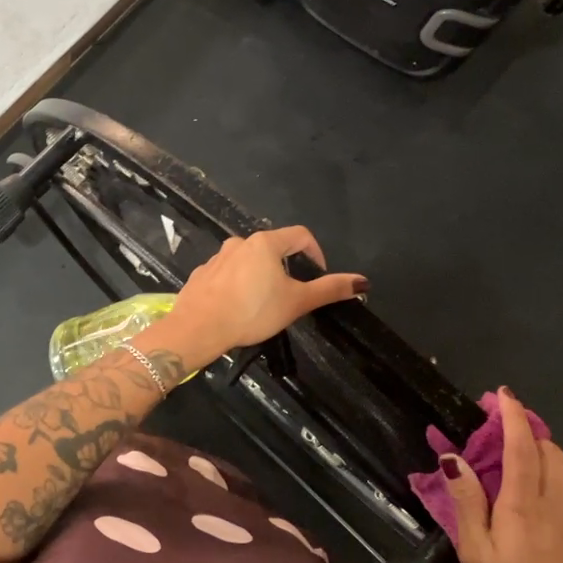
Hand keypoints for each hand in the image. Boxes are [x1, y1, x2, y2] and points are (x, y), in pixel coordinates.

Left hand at [156, 226, 365, 372]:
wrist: (199, 327)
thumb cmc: (252, 311)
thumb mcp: (296, 302)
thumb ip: (329, 289)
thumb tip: (363, 281)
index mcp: (264, 243)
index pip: (300, 235)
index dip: (316, 253)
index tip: (318, 278)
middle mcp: (239, 242)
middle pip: (273, 247)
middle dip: (287, 268)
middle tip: (293, 295)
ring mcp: (217, 257)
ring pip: (248, 261)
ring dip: (262, 276)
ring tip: (265, 304)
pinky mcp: (202, 273)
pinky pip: (228, 274)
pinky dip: (238, 284)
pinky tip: (238, 307)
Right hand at [440, 388, 562, 562]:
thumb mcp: (475, 554)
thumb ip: (466, 503)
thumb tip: (454, 458)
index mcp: (524, 507)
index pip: (522, 448)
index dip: (513, 417)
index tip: (503, 395)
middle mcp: (558, 507)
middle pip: (549, 453)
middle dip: (528, 430)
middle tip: (505, 426)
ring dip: (553, 451)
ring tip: (532, 452)